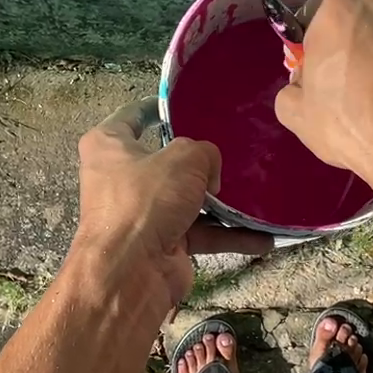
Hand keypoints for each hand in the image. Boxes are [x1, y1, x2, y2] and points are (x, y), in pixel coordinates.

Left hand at [71, 98, 271, 306]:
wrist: (132, 271)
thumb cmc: (146, 199)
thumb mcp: (184, 158)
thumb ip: (205, 152)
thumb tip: (209, 175)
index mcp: (108, 146)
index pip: (132, 117)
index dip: (158, 107)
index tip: (185, 101)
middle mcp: (121, 178)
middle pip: (166, 161)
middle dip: (199, 161)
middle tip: (233, 150)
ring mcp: (142, 213)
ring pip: (188, 200)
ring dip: (223, 204)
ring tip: (258, 193)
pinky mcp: (163, 243)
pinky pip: (202, 233)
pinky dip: (230, 236)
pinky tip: (263, 237)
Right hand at [273, 0, 372, 202]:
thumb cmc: (343, 118)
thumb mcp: (293, 110)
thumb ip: (291, 86)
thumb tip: (302, 84)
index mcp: (337, 6)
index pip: (311, 14)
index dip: (307, 43)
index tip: (309, 68)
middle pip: (350, 17)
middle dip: (342, 40)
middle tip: (336, 78)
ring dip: (370, 54)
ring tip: (365, 93)